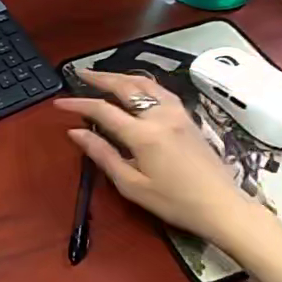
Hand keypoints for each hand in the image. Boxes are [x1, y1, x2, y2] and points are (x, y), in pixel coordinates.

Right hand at [53, 70, 274, 250]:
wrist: (221, 206)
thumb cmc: (174, 202)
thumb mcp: (131, 185)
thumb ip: (102, 155)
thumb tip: (76, 133)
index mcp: (143, 135)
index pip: (102, 110)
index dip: (78, 104)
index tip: (60, 103)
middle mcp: (160, 116)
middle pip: (125, 87)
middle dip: (99, 78)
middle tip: (79, 74)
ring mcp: (177, 113)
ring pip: (145, 83)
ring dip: (121, 76)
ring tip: (104, 76)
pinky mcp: (188, 117)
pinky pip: (161, 90)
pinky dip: (142, 83)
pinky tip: (136, 87)